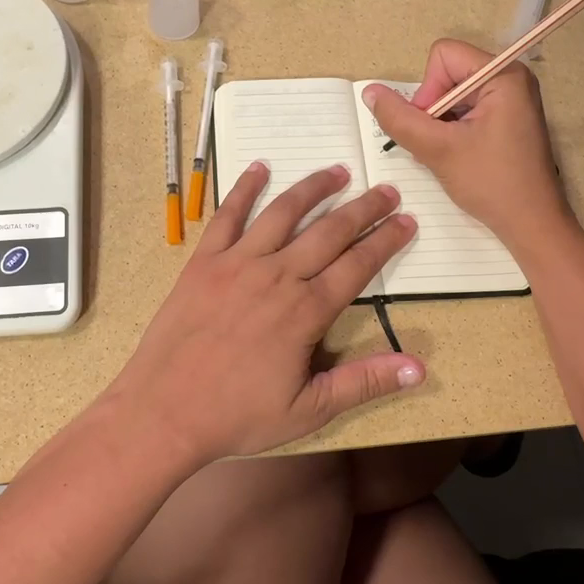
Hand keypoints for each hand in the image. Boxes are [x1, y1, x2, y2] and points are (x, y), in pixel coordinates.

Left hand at [105, 162, 423, 466]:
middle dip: (363, 208)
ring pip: (284, 214)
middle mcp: (276, 276)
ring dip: (314, 188)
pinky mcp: (204, 262)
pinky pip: (227, 216)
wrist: (163, 411)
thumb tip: (419, 368)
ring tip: (337, 171)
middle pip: (329, 231)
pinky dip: (245, 189)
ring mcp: (237, 263)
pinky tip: (260, 168)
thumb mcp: (309, 410)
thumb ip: (364, 382)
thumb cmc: (237, 416)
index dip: (386, 241)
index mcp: (305, 311)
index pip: (358, 265)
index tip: (407, 221)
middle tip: (387, 190)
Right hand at [364, 38, 570, 244]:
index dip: (428, 89)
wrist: (532, 224)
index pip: (443, 56)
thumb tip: (370, 92)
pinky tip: (457, 156)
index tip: (433, 127)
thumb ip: (399, 119)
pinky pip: (467, 109)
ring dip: (440, 123)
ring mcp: (512, 99)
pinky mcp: (508, 118)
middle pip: (448, 74)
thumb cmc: (491, 183)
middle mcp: (511, 78)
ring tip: (449, 154)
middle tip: (438, 143)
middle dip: (433, 108)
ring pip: (453, 95)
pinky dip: (452, 130)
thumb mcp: (437, 150)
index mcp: (503, 75)